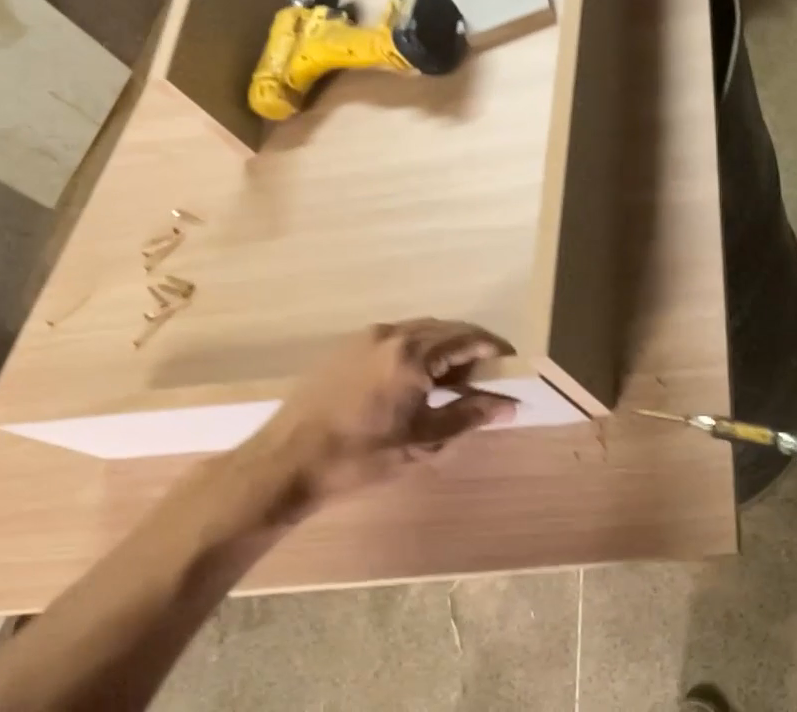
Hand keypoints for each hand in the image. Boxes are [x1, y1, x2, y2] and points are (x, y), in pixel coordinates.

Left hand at [239, 320, 519, 524]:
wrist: (283, 465)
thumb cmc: (359, 456)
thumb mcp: (422, 440)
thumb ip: (469, 415)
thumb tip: (509, 404)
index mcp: (413, 353)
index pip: (468, 338)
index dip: (495, 350)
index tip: (512, 365)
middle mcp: (390, 334)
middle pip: (445, 330)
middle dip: (469, 350)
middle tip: (485, 379)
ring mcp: (363, 339)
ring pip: (418, 333)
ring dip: (441, 351)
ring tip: (450, 385)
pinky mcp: (343, 350)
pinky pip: (393, 340)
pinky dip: (414, 353)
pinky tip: (413, 384)